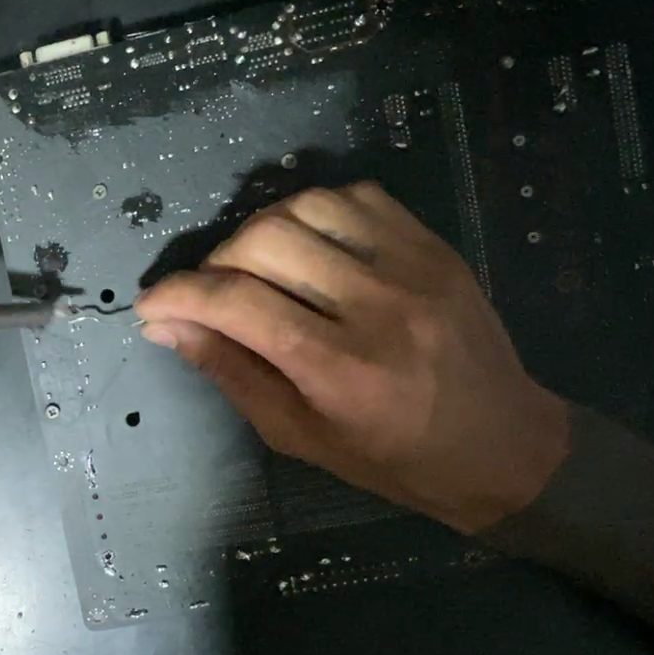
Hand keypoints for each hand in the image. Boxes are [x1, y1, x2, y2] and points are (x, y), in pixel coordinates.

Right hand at [134, 181, 570, 533]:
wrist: (502, 445)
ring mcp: (413, 267)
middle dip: (214, 263)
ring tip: (253, 267)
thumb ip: (227, 372)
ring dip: (258, 232)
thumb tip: (165, 325)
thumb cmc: (390, 457)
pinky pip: (354, 197)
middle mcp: (378, 307)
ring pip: (304, 208)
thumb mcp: (295, 433)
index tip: (151, 303)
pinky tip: (304, 245)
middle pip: (264, 242)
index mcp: (340, 369)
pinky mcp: (433, 245)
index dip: (178, 296)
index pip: (237, 305)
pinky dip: (310, 212)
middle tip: (209, 294)